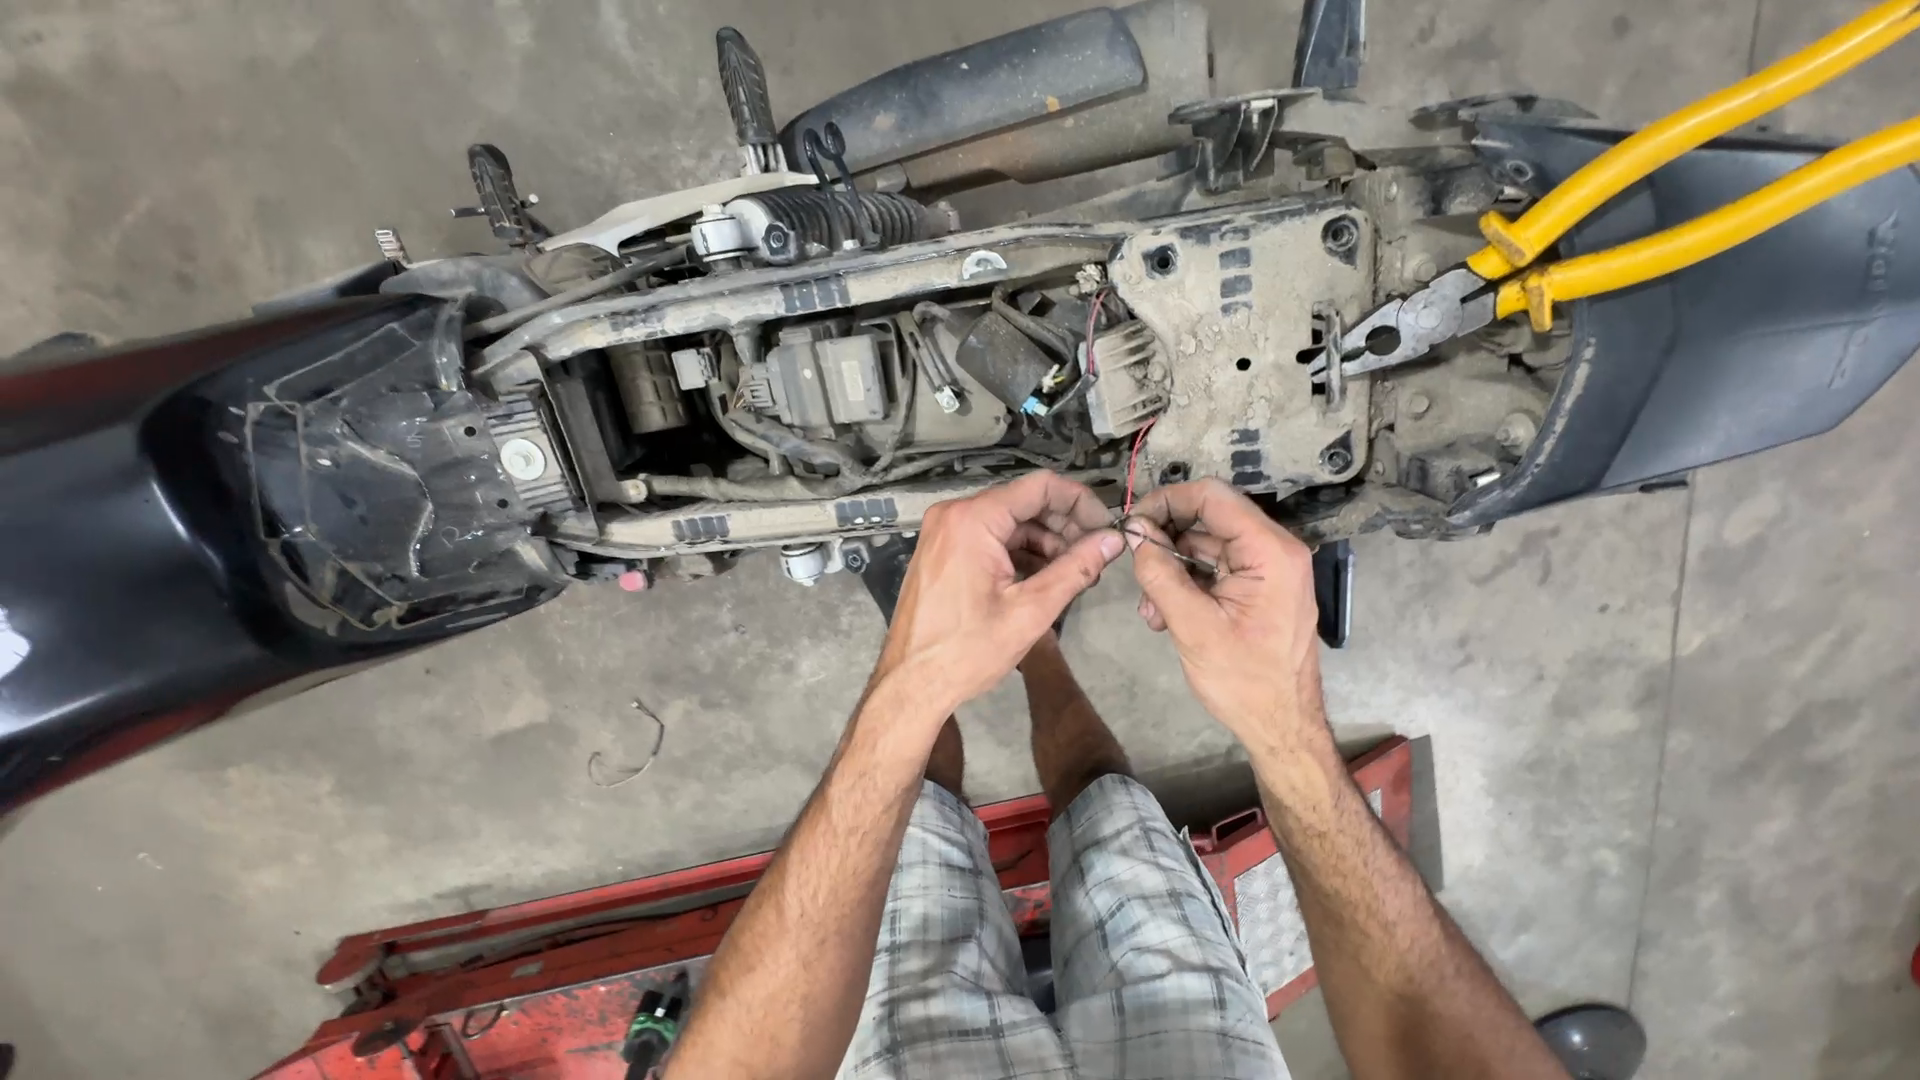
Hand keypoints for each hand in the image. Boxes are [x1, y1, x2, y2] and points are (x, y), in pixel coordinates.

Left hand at [875, 472, 1123, 717]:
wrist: (911, 683)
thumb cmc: (967, 651)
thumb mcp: (1031, 610)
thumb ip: (1076, 569)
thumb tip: (1114, 541)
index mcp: (973, 519)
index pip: (1041, 487)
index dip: (1081, 502)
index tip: (1106, 529)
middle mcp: (954, 514)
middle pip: (1025, 503)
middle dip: (1065, 527)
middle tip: (1095, 559)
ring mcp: (945, 532)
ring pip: (1009, 523)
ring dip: (1045, 543)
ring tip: (1075, 576)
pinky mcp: (943, 551)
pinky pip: (990, 540)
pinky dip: (1020, 554)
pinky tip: (1045, 580)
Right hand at [1125, 479, 1330, 758]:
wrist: (1281, 726)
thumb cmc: (1244, 680)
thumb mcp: (1193, 626)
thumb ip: (1160, 573)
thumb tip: (1133, 532)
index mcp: (1269, 551)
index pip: (1212, 496)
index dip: (1167, 501)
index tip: (1132, 523)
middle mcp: (1273, 549)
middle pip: (1208, 517)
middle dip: (1165, 539)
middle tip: (1135, 566)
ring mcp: (1267, 569)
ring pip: (1205, 545)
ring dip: (1170, 567)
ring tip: (1149, 608)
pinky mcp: (1257, 587)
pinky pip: (1214, 569)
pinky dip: (1186, 583)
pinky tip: (1163, 614)